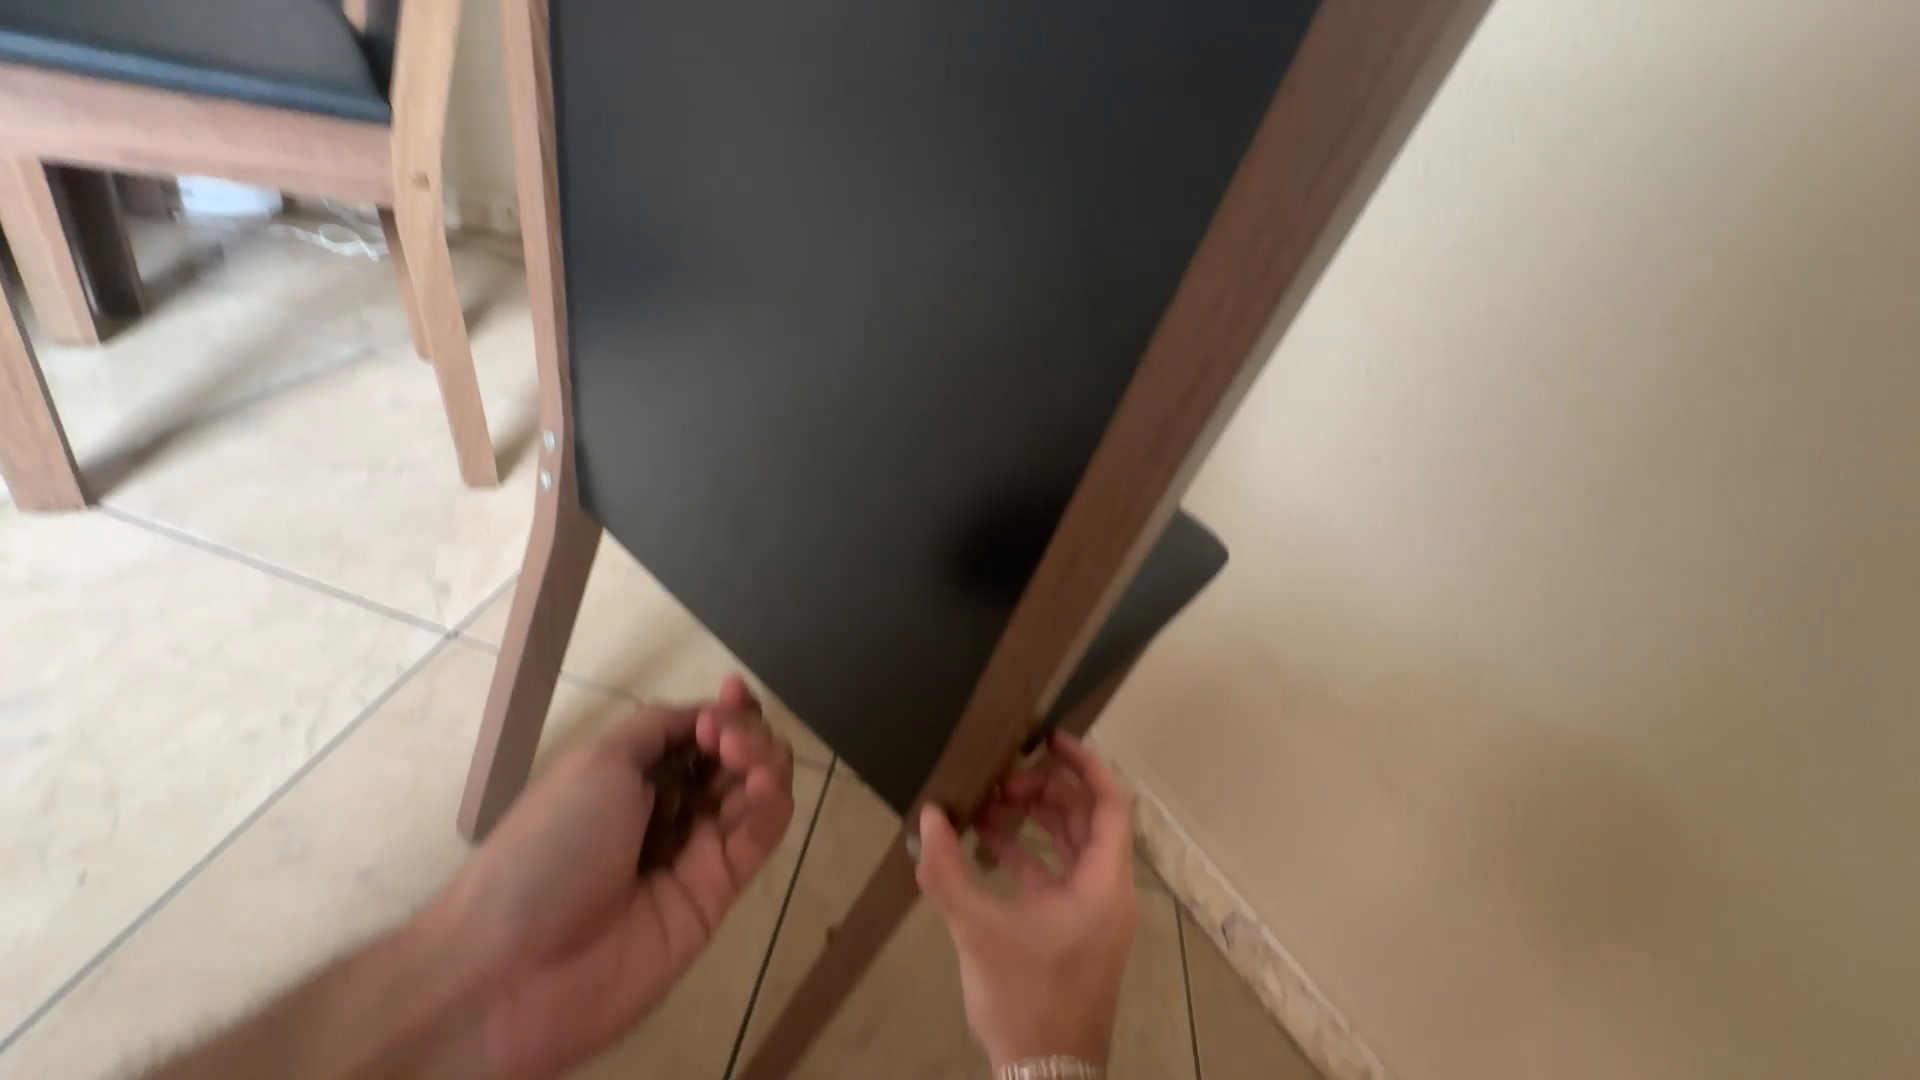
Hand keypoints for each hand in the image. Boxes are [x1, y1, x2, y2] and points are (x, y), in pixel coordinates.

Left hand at [435, 676, 794, 1077]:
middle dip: (746, 733)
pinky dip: (771, 805)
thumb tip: (708, 712)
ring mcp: (697, 849)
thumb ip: (659, 728)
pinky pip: (758, 838)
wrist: (516, 968)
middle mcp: (672, 806)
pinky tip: (764, 784)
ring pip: (754, 793)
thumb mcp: (595, 763)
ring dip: (764, 762)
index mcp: (636, 773)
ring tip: (749, 760)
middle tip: (729, 739)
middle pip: (735, 758)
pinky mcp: (720, 891)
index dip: (725, 710)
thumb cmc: (549, 848)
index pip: (701, 731)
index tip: (731, 695)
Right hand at [914, 732, 1138, 1070]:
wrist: (1043, 1075)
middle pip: (1087, 818)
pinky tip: (989, 843)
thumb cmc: (1024, 1000)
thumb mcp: (978, 932)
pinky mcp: (1074, 928)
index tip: (1050, 739)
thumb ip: (947, 871)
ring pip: (1072, 844)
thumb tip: (928, 816)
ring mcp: (1093, 911)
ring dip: (1035, 820)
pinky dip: (1028, 853)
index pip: (1110, 804)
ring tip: (990, 804)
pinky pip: (1057, 873)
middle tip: (1000, 781)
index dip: (1085, 764)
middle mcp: (1108, 891)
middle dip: (1045, 792)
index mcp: (1104, 886)